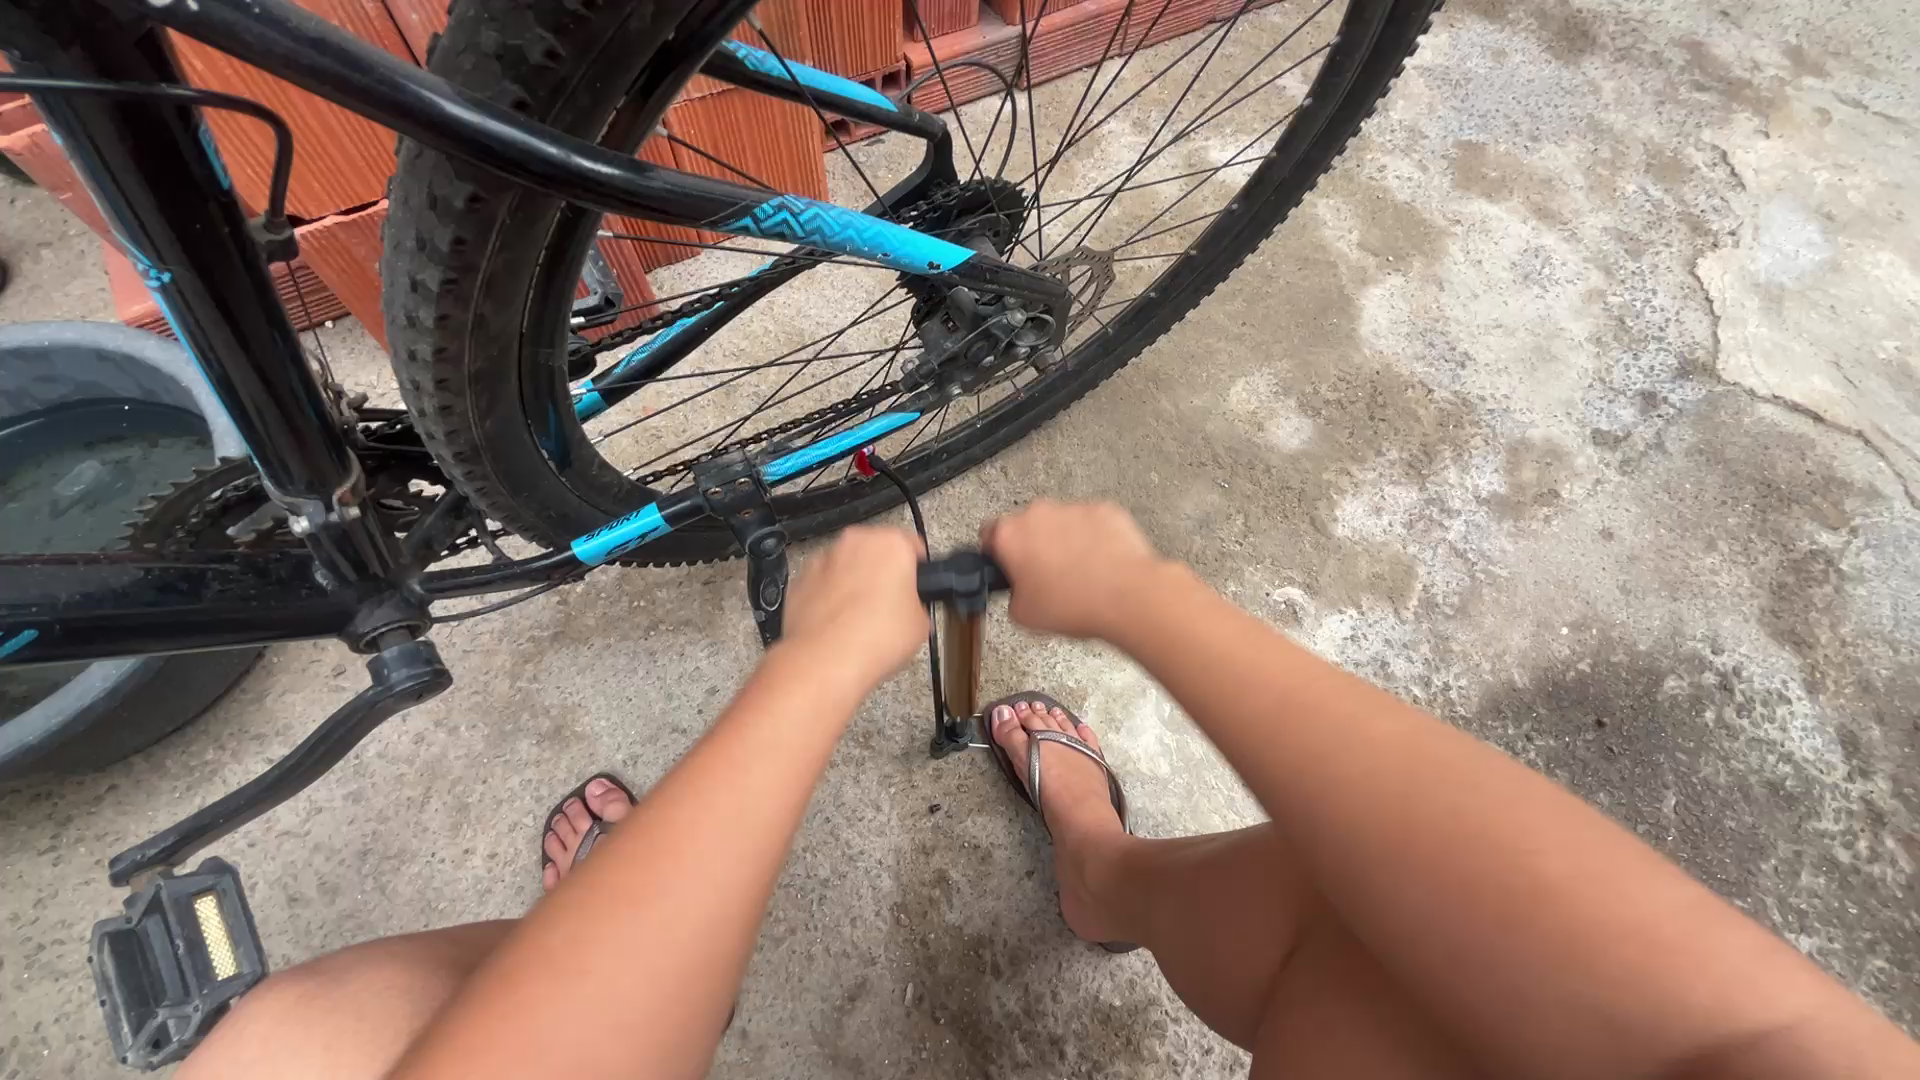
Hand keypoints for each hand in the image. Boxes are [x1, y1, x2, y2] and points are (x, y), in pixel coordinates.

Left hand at [781, 526, 928, 687]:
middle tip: (891, 605)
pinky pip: (822, 583)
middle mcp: (856, 543)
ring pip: (847, 565)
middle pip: (876, 551)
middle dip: (883, 573)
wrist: (826, 660)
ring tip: (863, 619)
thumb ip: (917, 605)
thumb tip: (910, 611)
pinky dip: (830, 597)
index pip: (912, 545)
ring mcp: (824, 559)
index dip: (917, 568)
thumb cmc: (873, 638)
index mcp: (891, 544)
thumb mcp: (920, 625)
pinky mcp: (800, 580)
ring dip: (854, 583)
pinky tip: (839, 625)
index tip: (917, 583)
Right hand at [979, 500, 1166, 639]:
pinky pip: (1091, 522)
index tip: (1006, 564)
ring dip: (1064, 542)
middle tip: (1045, 576)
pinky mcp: (1104, 510)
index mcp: (1010, 535)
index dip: (997, 552)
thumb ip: (1012, 596)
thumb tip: (1020, 594)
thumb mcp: (1024, 616)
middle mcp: (1038, 514)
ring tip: (1079, 575)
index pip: (988, 534)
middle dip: (1033, 547)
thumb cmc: (1077, 604)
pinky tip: (1100, 565)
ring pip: (1061, 523)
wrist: (1127, 597)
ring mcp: (1073, 508)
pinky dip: (1093, 538)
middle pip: (1027, 526)